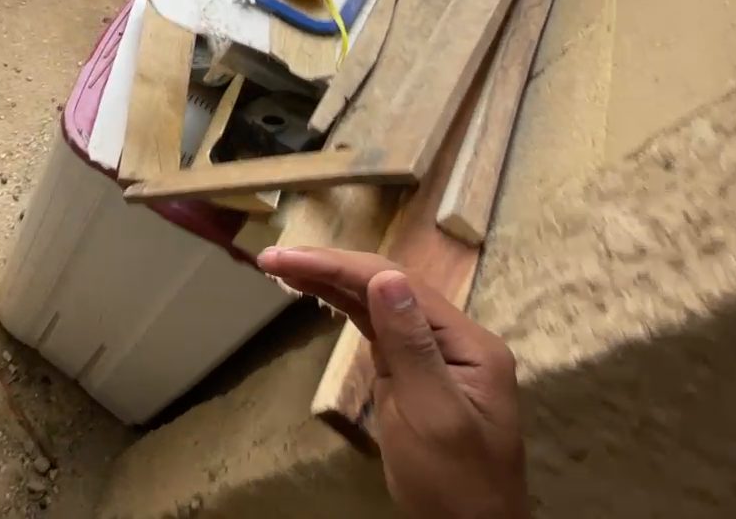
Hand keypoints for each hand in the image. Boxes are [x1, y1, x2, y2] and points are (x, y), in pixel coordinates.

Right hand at [257, 247, 527, 518]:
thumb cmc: (453, 478)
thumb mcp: (433, 413)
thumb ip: (410, 345)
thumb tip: (386, 279)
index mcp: (468, 343)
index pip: (394, 284)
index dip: (336, 265)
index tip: (283, 259)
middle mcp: (450, 335)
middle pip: (380, 282)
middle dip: (324, 265)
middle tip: (268, 258)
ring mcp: (427, 346)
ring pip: (369, 296)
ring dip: (323, 277)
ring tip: (275, 265)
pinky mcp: (403, 359)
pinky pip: (365, 317)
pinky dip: (332, 298)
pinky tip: (305, 286)